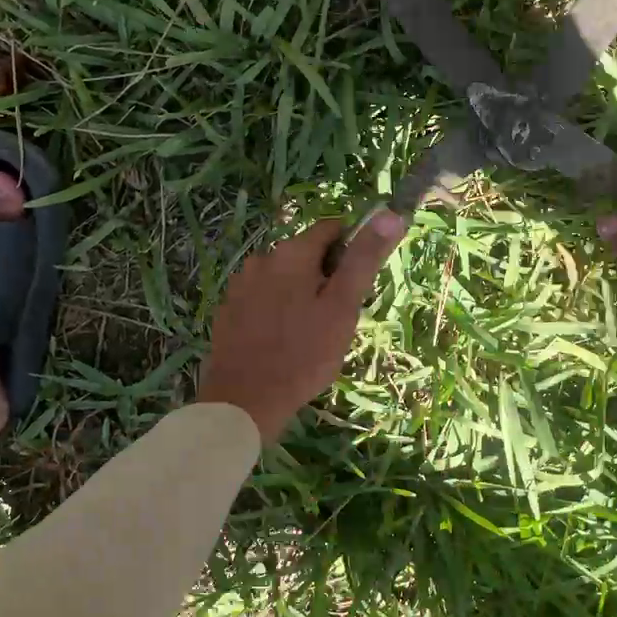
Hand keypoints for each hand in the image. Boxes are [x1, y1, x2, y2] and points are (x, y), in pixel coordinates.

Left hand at [199, 211, 406, 444]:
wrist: (245, 402)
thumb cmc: (304, 353)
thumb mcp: (343, 306)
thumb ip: (364, 258)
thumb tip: (389, 214)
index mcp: (292, 252)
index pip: (332, 229)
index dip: (351, 251)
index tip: (356, 286)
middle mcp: (262, 258)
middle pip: (307, 255)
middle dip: (326, 277)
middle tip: (337, 317)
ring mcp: (240, 284)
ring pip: (284, 278)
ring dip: (301, 294)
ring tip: (311, 334)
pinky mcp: (228, 311)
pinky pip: (262, 299)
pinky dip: (277, 311)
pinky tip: (283, 341)